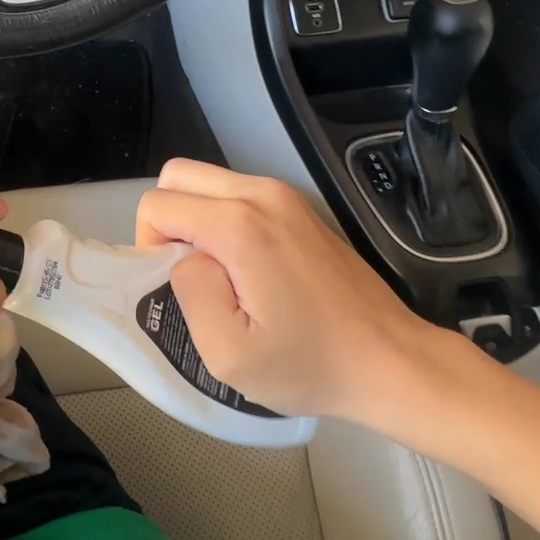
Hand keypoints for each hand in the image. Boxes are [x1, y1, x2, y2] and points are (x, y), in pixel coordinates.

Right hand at [134, 158, 462, 431]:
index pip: (157, 204)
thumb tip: (181, 257)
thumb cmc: (310, 364)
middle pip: (177, 176)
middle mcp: (260, 193)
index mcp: (239, 224)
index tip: (177, 285)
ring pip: (207, 180)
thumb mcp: (229, 353)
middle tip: (190, 272)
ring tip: (221, 274)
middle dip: (166, 221)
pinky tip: (249, 268)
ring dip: (195, 218)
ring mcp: (284, 195)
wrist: (391, 360)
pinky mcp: (299, 207)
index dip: (149, 245)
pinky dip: (223, 219)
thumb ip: (189, 292)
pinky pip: (237, 193)